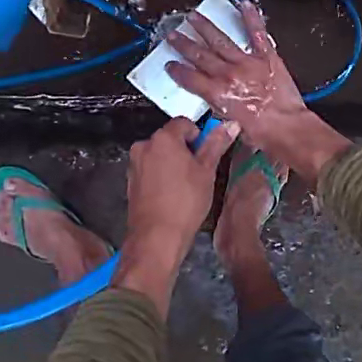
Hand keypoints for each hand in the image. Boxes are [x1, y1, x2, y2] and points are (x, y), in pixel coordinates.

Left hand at [113, 116, 238, 314]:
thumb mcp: (206, 171)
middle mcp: (144, 145)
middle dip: (186, 150)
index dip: (199, 136)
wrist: (156, 237)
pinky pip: (150, 169)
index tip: (207, 156)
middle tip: (199, 172)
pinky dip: (162, 176)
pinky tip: (172, 195)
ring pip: (160, 154)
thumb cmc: (185, 202)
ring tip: (186, 187)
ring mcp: (134, 163)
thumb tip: (230, 124)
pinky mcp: (131, 181)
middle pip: (170, 138)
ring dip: (174, 163)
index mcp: (163, 138)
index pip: (185, 123)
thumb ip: (216, 144)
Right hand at [165, 1, 351, 178]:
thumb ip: (221, 108)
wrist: (290, 129)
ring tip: (194, 17)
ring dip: (205, 28)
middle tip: (173, 35)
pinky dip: (250, 17)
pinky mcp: (266, 56)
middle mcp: (229, 75)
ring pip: (220, 40)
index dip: (177, 70)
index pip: (190, 78)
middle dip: (183, 45)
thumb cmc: (265, 134)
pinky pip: (257, 33)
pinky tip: (244, 4)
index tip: (170, 64)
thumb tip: (217, 100)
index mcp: (218, 94)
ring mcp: (248, 62)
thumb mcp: (232, 126)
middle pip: (200, 55)